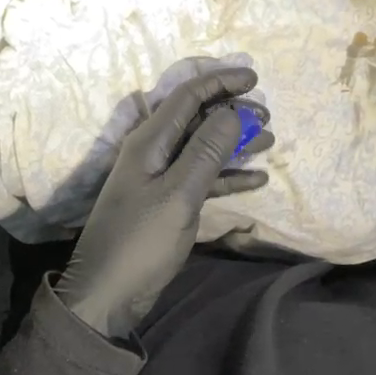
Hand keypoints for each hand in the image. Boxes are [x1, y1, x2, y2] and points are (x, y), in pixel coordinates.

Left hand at [56, 60, 272, 339]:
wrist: (106, 296)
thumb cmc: (139, 241)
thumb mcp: (178, 195)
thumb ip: (206, 151)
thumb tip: (232, 110)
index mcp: (149, 139)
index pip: (188, 95)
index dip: (220, 82)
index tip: (254, 78)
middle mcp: (154, 150)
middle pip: (197, 118)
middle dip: (232, 111)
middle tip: (267, 116)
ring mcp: (161, 176)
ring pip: (204, 147)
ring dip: (235, 143)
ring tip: (270, 141)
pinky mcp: (169, 202)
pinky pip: (204, 178)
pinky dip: (228, 176)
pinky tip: (257, 179)